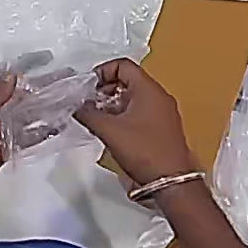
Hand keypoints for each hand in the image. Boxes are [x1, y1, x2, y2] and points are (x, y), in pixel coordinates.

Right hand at [74, 59, 195, 184]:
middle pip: (128, 80)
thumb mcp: (109, 131)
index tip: (87, 88)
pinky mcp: (163, 127)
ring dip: (113, 103)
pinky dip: (124, 114)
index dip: (102, 72)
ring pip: (134, 97)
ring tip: (97, 118)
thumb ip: (88, 114)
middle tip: (89, 103)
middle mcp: (159, 96)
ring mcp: (163, 112)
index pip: (123, 66)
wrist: (171, 181)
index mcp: (149, 89)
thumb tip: (76, 106)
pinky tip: (112, 130)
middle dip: (105, 88)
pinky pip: (141, 111)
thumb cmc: (143, 151)